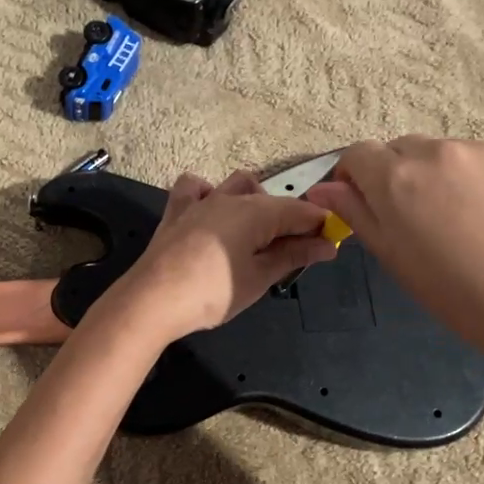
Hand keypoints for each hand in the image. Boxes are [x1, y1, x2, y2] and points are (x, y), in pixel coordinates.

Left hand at [108, 171, 338, 341]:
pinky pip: (195, 188)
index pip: (301, 211)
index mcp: (256, 211)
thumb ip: (293, 256)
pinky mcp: (176, 212)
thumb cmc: (212, 292)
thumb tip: (326, 245)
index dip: (320, 227)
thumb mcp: (260, 278)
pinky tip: (211, 214)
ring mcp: (200, 201)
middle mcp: (230, 197)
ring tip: (255, 234)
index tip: (329, 244)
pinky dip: (208, 195)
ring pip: (236, 185)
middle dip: (288, 219)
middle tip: (293, 252)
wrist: (153, 298)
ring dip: (253, 201)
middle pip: (270, 199)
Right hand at [305, 137, 483, 374]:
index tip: (358, 203)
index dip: (351, 177)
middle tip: (410, 221)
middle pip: (400, 149)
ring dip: (438, 179)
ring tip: (460, 226)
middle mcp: (438, 152)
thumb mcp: (395, 260)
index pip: (357, 154)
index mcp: (397, 178)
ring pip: (444, 156)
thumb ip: (357, 215)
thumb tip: (326, 189)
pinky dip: (477, 184)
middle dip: (394, 176)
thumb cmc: (462, 297)